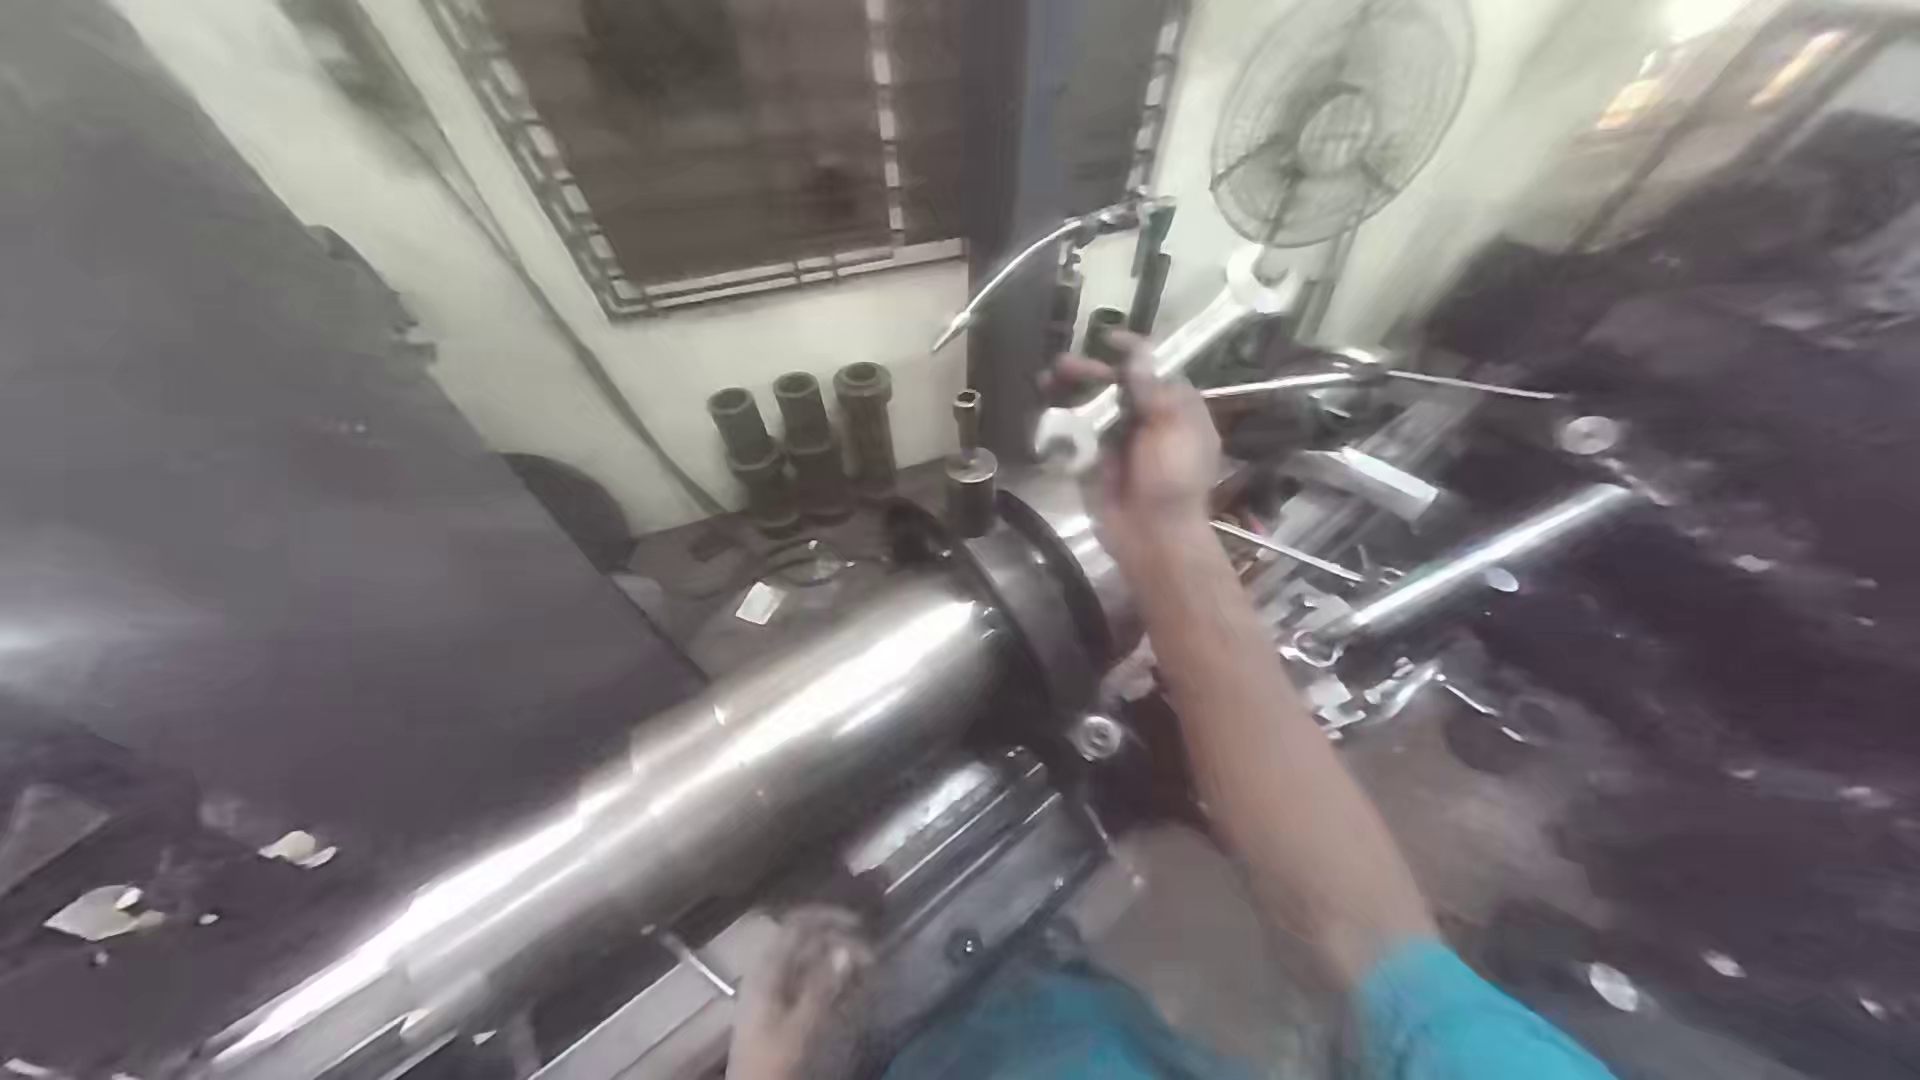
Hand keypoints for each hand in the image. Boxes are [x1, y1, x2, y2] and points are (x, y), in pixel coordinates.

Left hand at [726, 908, 872, 1079]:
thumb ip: (822, 988)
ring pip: (814, 963)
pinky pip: (813, 984)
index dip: (828, 916)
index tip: (859, 924)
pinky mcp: (784, 1011)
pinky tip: (854, 990)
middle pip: (809, 943)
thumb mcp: (798, 1029)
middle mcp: (771, 972)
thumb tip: (845, 950)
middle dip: (842, 943)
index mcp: (767, 969)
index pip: (798, 924)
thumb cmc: (769, 1066)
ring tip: (869, 973)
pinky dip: (834, 982)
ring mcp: (777, 991)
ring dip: (841, 963)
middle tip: (872, 959)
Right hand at [1046, 333, 1220, 569]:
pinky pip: (1080, 434)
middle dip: (1090, 373)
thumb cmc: (1172, 481)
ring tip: (1046, 384)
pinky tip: (1047, 413)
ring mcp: (1122, 441)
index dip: (1132, 351)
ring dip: (1072, 393)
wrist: (1153, 536)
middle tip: (1061, 367)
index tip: (1107, 339)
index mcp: (1177, 409)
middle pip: (1118, 385)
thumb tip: (1139, 352)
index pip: (1155, 369)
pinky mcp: (1098, 461)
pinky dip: (1065, 422)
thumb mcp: (1171, 430)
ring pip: (1096, 406)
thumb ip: (1153, 390)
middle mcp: (1149, 419)